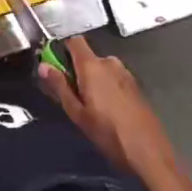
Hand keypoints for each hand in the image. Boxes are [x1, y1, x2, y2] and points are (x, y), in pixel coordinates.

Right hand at [38, 36, 174, 176]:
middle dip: (76, 71)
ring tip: (90, 106)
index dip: (61, 48)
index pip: (73, 40)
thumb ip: (59, 86)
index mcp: (92, 66)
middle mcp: (110, 62)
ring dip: (91, 80)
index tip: (53, 64)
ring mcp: (125, 72)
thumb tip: (43, 66)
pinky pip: (113, 77)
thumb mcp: (76, 112)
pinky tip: (107, 109)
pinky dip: (105, 86)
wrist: (147, 150)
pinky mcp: (135, 84)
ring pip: (100, 69)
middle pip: (86, 57)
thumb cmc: (107, 132)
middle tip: (70, 95)